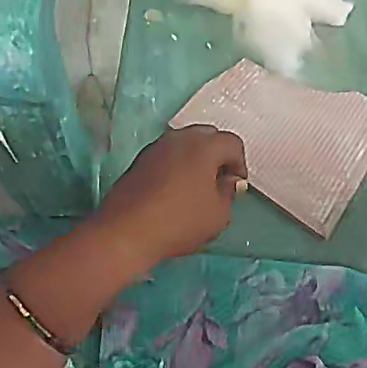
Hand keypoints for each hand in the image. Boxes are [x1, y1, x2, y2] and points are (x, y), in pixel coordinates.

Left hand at [92, 126, 247, 266]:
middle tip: (218, 181)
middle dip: (217, 155)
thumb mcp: (218, 214)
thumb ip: (228, 192)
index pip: (232, 143)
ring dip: (195, 158)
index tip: (235, 185)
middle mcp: (179, 138)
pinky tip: (174, 189)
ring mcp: (156, 147)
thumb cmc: (179, 222)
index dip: (239, 163)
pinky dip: (176, 164)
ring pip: (185, 143)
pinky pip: (167, 154)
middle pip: (207, 136)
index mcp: (204, 146)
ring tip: (196, 186)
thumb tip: (226, 180)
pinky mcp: (140, 159)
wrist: (126, 231)